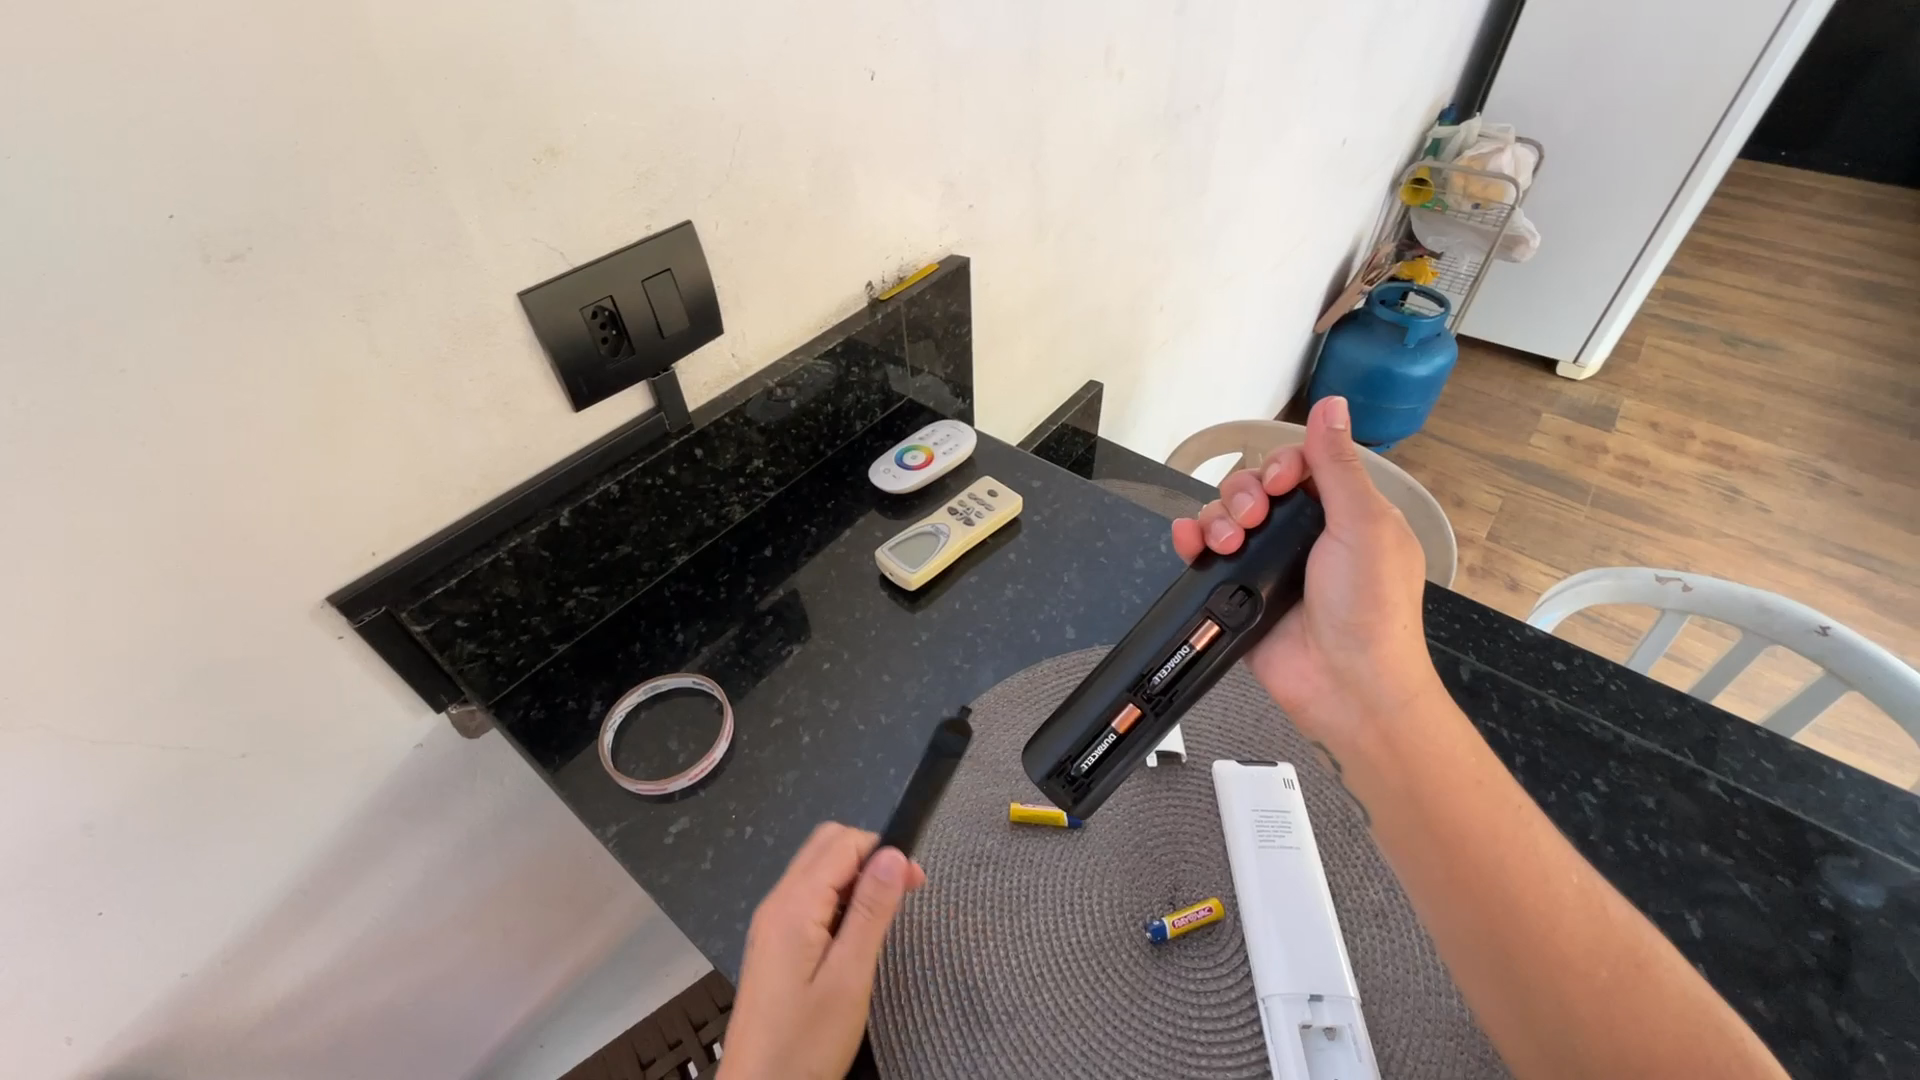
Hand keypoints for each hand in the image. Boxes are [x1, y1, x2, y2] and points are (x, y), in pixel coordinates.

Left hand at [717, 823, 927, 1079]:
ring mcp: (771, 920)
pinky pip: (809, 893)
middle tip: (903, 892)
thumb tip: (894, 853)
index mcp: (794, 904)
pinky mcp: (772, 941)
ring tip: (883, 913)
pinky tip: (854, 931)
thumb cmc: (806, 1043)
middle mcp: (777, 901)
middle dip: (869, 855)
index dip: (883, 851)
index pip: (843, 843)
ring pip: (817, 866)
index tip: (916, 882)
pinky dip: (838, 895)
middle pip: (826, 844)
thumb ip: (872, 910)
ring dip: (855, 874)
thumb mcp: (849, 978)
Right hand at [1171, 396, 1440, 748]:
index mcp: (1340, 513)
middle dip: (1243, 496)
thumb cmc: (1369, 605)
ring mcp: (1264, 563)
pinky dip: (1190, 541)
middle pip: (1252, 489)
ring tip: (1228, 544)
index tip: (1279, 486)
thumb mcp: (1364, 525)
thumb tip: (1332, 404)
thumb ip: (1338, 466)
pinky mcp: (1235, 590)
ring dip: (1217, 519)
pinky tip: (1189, 541)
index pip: (1296, 468)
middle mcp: (1299, 534)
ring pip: (1224, 517)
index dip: (1279, 468)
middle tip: (1253, 522)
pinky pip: (1203, 554)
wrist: (1343, 683)